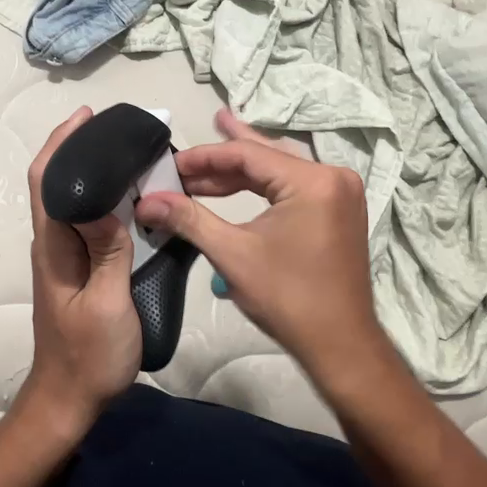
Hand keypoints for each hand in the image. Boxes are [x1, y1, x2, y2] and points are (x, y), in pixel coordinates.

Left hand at [17, 107, 142, 435]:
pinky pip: (91, 224)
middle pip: (58, 183)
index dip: (62, 143)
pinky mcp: (79, 270)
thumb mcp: (107, 304)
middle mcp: (54, 244)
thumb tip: (105, 200)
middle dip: (82, 150)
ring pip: (76, 203)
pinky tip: (139, 202)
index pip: (46, 180)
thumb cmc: (88, 357)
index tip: (88, 117)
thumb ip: (108, 252)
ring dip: (98, 175)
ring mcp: (65, 258)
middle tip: (124, 133)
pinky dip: (110, 203)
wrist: (69, 400)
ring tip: (137, 158)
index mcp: (54, 246)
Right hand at [135, 110, 385, 374]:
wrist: (339, 343)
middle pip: (268, 155)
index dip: (205, 157)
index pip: (249, 155)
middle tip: (190, 142)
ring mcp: (341, 193)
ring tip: (208, 159)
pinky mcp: (339, 210)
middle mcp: (333, 177)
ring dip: (243, 170)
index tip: (172, 166)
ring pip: (282, 168)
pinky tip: (238, 182)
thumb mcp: (232, 254)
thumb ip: (189, 219)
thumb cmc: (287, 298)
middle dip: (224, 154)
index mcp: (313, 181)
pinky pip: (296, 185)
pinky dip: (264, 185)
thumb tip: (146, 202)